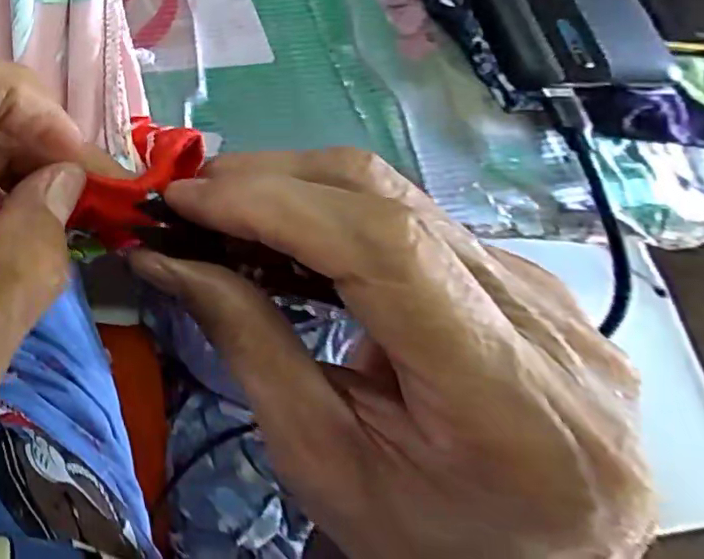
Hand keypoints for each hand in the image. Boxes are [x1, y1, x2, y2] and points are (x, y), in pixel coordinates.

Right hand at [131, 150, 655, 558]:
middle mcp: (545, 328)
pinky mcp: (523, 283)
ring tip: (219, 210)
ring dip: (286, 184)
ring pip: (392, 191)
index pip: (381, 247)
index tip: (180, 200)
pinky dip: (321, 206)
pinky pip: (405, 212)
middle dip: (263, 180)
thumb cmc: (418, 533)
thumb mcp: (312, 452)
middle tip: (184, 198)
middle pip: (383, 199)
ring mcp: (544, 296)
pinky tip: (280, 234)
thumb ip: (242, 337)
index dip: (269, 204)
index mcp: (506, 397)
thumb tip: (158, 255)